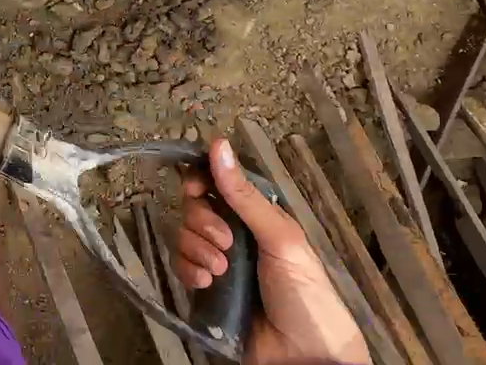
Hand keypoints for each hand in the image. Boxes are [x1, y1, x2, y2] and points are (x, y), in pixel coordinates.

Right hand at [176, 138, 367, 364]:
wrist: (305, 358)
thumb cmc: (305, 294)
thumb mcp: (281, 240)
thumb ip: (244, 194)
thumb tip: (217, 143)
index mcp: (255, 217)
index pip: (216, 183)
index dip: (199, 180)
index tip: (195, 188)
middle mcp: (232, 233)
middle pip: (195, 207)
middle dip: (202, 221)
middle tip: (225, 242)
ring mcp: (216, 260)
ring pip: (183, 234)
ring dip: (198, 249)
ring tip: (221, 271)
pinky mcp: (204, 287)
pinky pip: (180, 265)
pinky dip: (189, 271)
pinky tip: (207, 284)